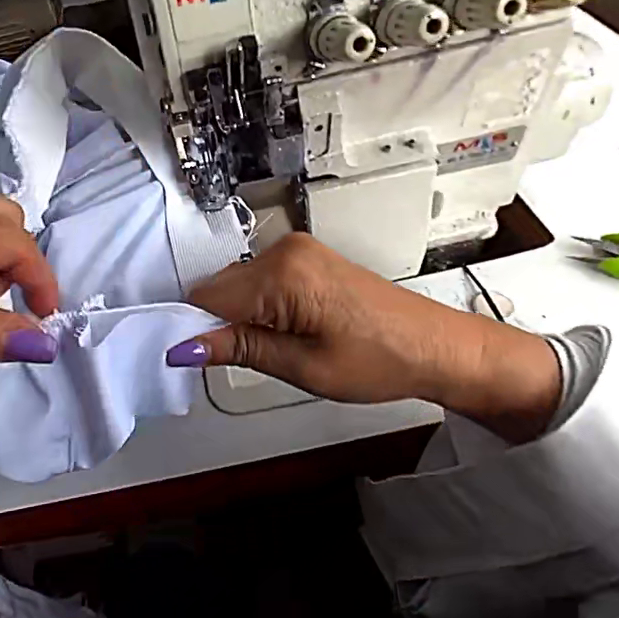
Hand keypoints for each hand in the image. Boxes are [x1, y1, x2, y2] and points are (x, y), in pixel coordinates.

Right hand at [167, 234, 560, 441]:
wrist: (432, 346)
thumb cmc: (382, 359)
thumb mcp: (303, 367)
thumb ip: (239, 349)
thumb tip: (186, 346)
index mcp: (284, 273)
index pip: (206, 297)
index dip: (191, 331)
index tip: (187, 360)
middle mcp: (288, 250)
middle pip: (220, 287)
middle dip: (217, 325)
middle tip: (241, 362)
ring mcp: (300, 251)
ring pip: (239, 284)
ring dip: (240, 317)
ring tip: (273, 350)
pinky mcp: (309, 259)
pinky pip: (262, 279)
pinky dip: (259, 307)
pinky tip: (282, 333)